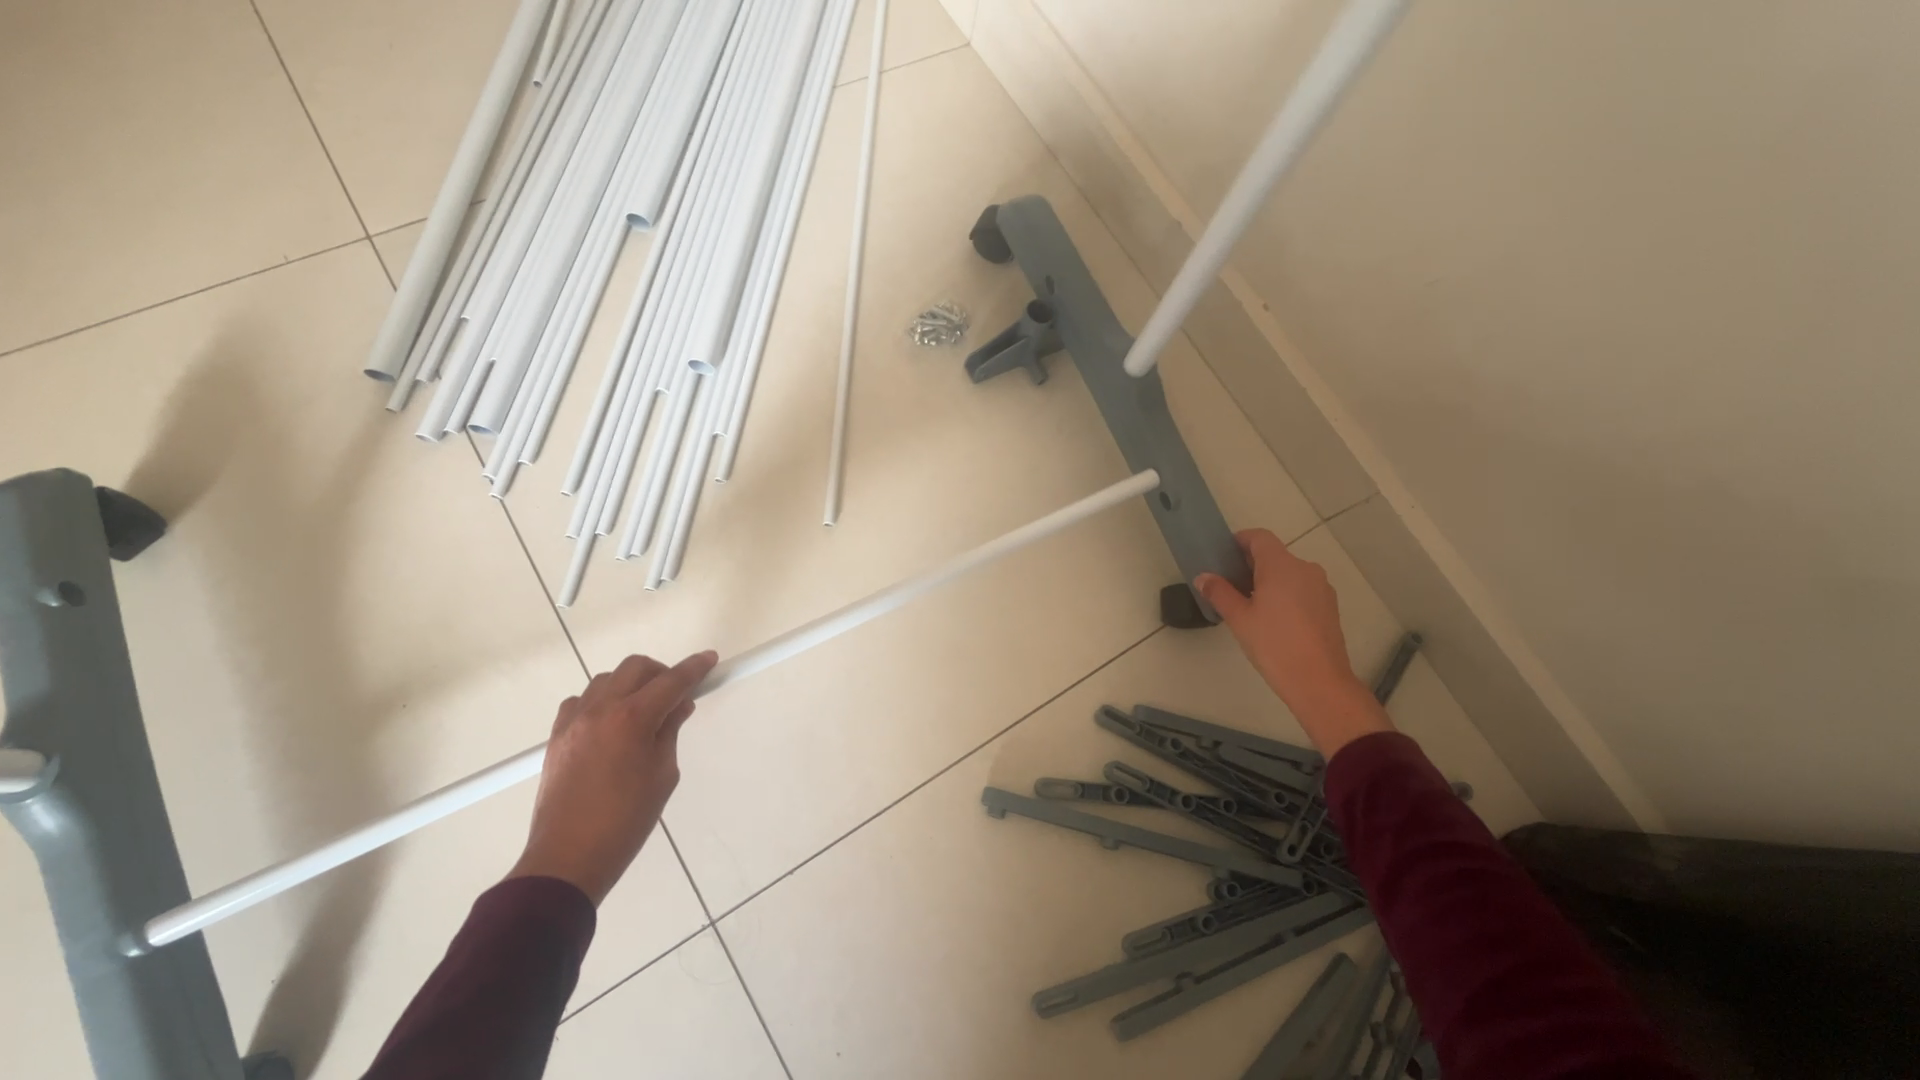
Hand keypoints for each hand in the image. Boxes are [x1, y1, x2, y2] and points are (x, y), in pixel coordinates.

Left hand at [507, 650, 717, 905]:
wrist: (568, 857)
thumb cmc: (626, 821)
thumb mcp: (662, 775)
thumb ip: (669, 732)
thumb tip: (677, 706)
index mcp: (632, 719)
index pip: (672, 681)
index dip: (694, 668)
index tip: (710, 659)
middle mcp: (600, 709)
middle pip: (635, 668)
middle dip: (661, 673)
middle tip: (676, 694)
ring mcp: (573, 721)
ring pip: (606, 680)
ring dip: (630, 686)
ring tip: (643, 712)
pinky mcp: (556, 736)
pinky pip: (581, 701)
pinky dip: (601, 702)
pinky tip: (610, 725)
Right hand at [1194, 529, 1392, 757]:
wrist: (1319, 681)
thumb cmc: (1274, 644)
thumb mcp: (1239, 619)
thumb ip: (1220, 593)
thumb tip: (1203, 577)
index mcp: (1282, 566)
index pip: (1260, 538)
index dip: (1240, 540)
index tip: (1223, 554)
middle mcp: (1305, 569)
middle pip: (1275, 555)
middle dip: (1251, 565)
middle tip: (1228, 584)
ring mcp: (1321, 588)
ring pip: (1289, 573)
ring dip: (1268, 580)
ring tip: (1249, 605)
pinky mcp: (1329, 606)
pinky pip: (1302, 589)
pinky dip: (1285, 594)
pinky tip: (1273, 619)